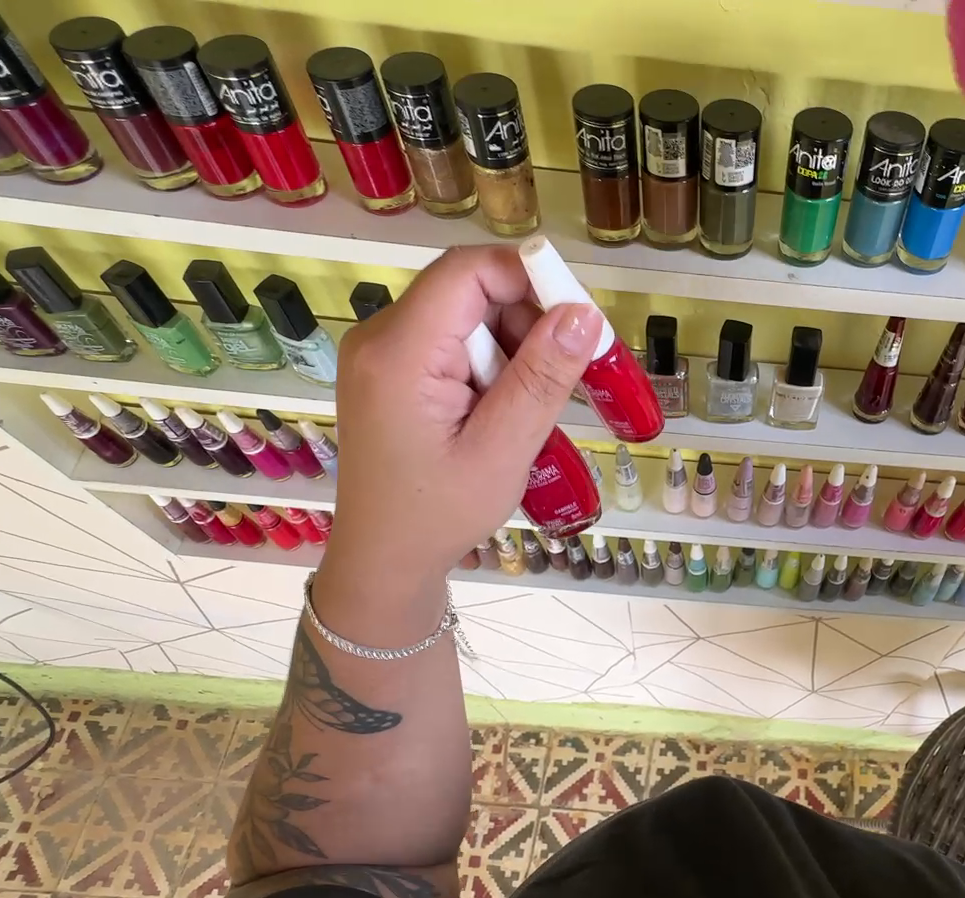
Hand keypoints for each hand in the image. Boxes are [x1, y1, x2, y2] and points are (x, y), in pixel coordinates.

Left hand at [317, 246, 599, 622]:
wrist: (385, 558)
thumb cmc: (440, 514)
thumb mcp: (502, 451)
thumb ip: (541, 380)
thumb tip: (583, 314)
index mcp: (399, 352)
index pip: (468, 272)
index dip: (529, 278)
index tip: (579, 320)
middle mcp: (381, 337)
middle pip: (469, 292)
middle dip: (525, 324)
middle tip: (561, 379)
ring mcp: (382, 353)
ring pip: (466, 318)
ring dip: (512, 350)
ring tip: (526, 408)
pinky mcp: (392, 371)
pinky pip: (452, 344)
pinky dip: (491, 366)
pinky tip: (502, 410)